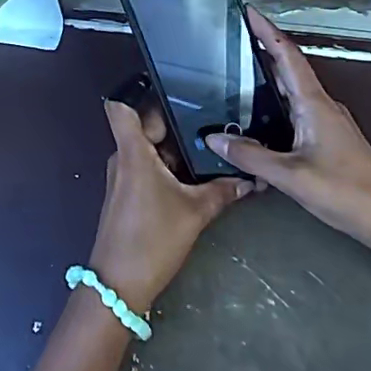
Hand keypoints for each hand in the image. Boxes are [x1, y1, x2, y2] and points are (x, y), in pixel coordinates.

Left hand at [89, 99, 250, 310]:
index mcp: (133, 152)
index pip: (121, 107)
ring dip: (175, 146)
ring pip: (149, 148)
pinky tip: (198, 171)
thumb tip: (251, 179)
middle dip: (175, 120)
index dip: (138, 90)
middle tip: (211, 113)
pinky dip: (169, 165)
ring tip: (212, 139)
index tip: (170, 86)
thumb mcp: (195, 212)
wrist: (120, 285)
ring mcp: (124, 177)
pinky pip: (148, 167)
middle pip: (144, 126)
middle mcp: (124, 158)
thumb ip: (223, 191)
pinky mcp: (129, 194)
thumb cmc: (152, 240)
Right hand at [206, 10, 370, 243]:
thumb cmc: (344, 191)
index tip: (248, 11)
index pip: (287, 56)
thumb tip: (215, 138)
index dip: (267, 31)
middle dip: (264, 50)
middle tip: (235, 40)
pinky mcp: (329, 138)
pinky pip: (298, 111)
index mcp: (314, 104)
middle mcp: (323, 106)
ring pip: (294, 92)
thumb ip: (249, 156)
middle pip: (290, 69)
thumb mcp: (288, 175)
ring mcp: (328, 122)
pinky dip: (277, 106)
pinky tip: (261, 121)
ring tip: (240, 75)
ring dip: (270, 79)